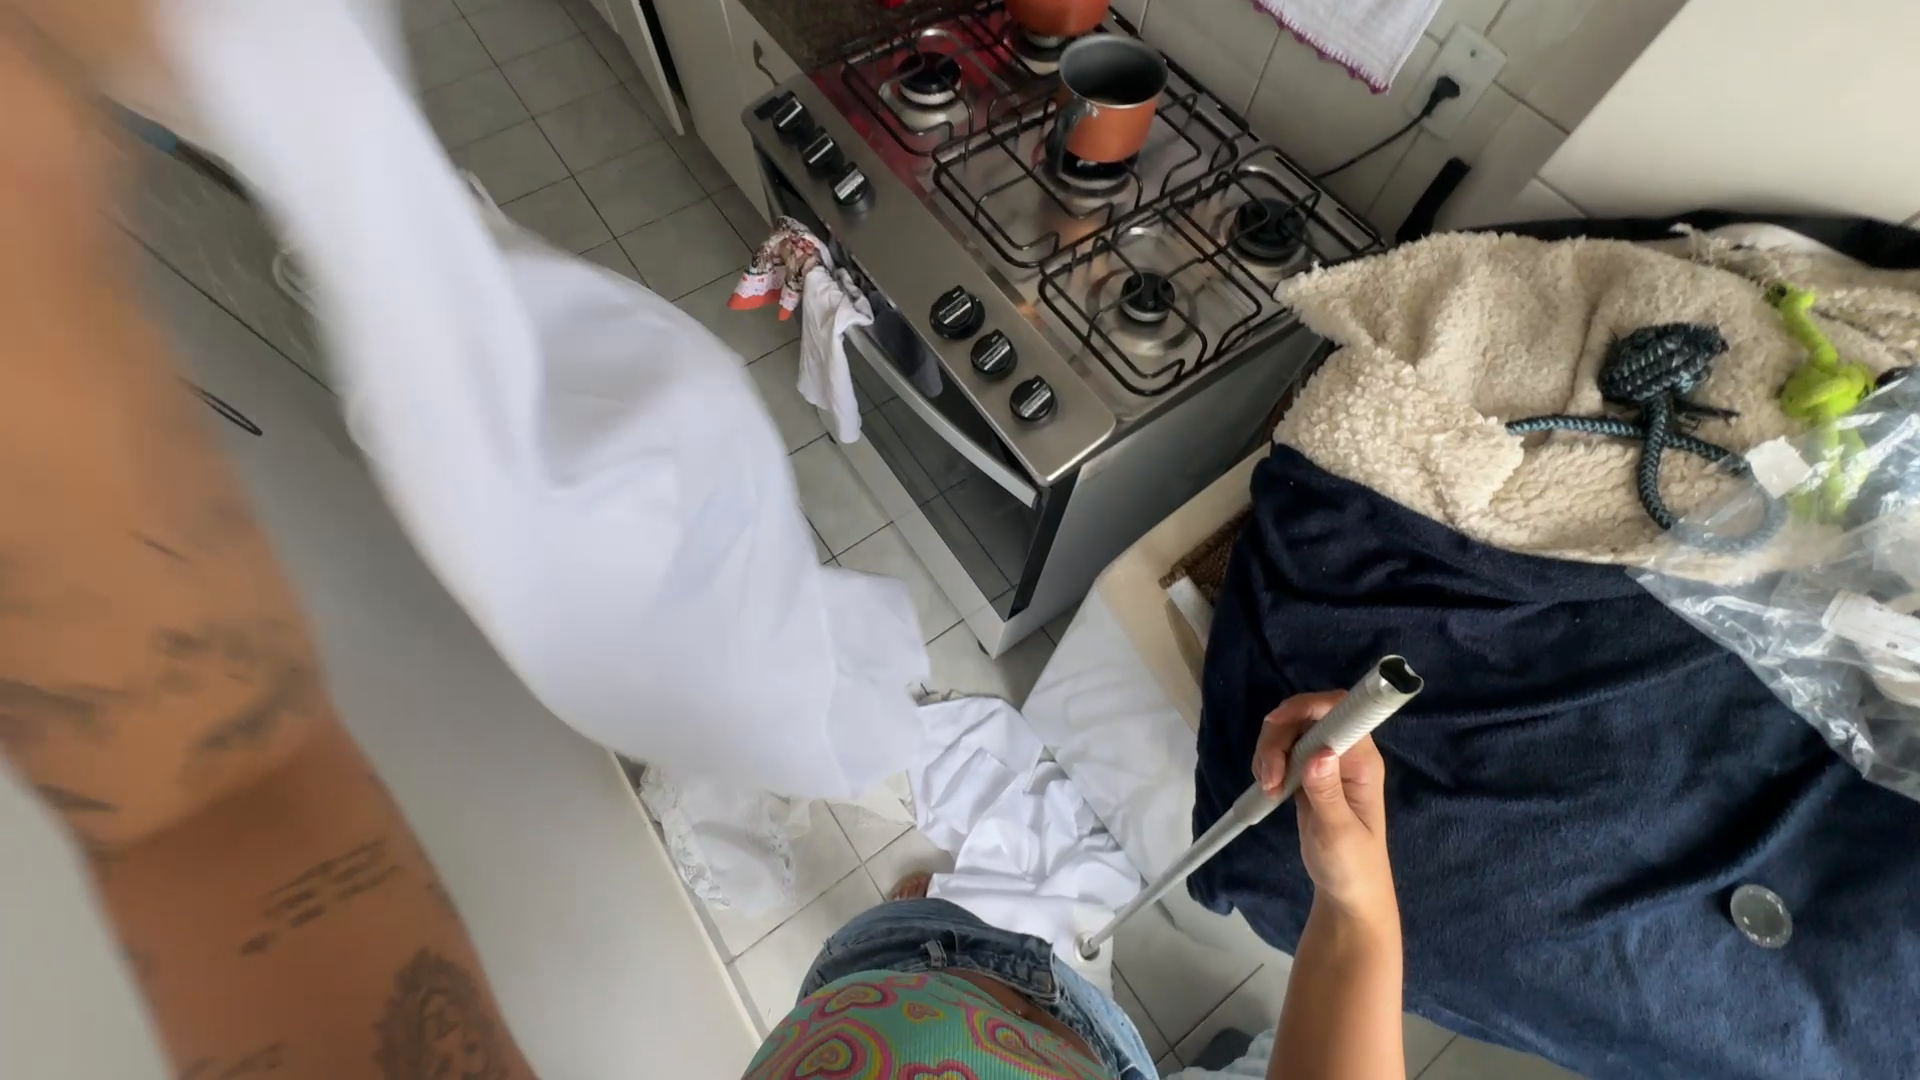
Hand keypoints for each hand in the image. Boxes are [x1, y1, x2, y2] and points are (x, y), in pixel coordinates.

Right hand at [1252, 692, 1396, 920]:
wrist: (1346, 892)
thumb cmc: (1352, 865)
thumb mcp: (1338, 832)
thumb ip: (1327, 792)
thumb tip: (1319, 753)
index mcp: (1362, 761)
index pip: (1340, 710)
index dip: (1309, 705)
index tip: (1278, 722)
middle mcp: (1344, 753)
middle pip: (1304, 717)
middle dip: (1278, 739)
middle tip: (1268, 775)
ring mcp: (1324, 762)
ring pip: (1288, 732)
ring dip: (1269, 753)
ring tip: (1269, 789)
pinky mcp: (1307, 772)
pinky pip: (1281, 750)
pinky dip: (1267, 763)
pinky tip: (1268, 788)